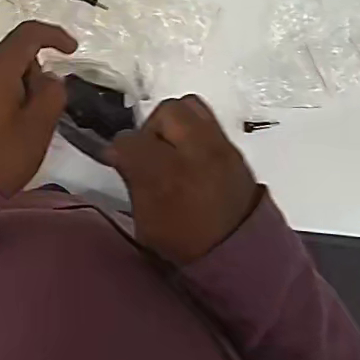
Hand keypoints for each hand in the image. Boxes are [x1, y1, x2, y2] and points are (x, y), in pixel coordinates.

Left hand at [0, 21, 76, 195]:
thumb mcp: (38, 128)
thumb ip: (52, 94)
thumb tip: (48, 78)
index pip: (28, 34)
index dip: (55, 36)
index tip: (72, 51)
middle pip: (14, 56)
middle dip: (36, 75)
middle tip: (45, 111)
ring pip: (1, 73)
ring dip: (20, 90)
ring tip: (25, 127)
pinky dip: (3, 98)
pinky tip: (6, 130)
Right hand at [107, 95, 262, 264]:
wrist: (240, 253)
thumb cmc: (186, 245)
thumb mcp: (146, 224)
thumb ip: (133, 183)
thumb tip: (122, 156)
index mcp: (166, 176)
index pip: (130, 141)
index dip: (119, 151)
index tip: (119, 161)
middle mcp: (195, 152)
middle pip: (164, 113)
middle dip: (150, 129)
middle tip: (149, 151)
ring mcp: (219, 146)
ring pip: (189, 106)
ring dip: (174, 122)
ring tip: (171, 147)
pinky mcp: (234, 148)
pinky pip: (208, 121)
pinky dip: (194, 129)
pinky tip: (190, 153)